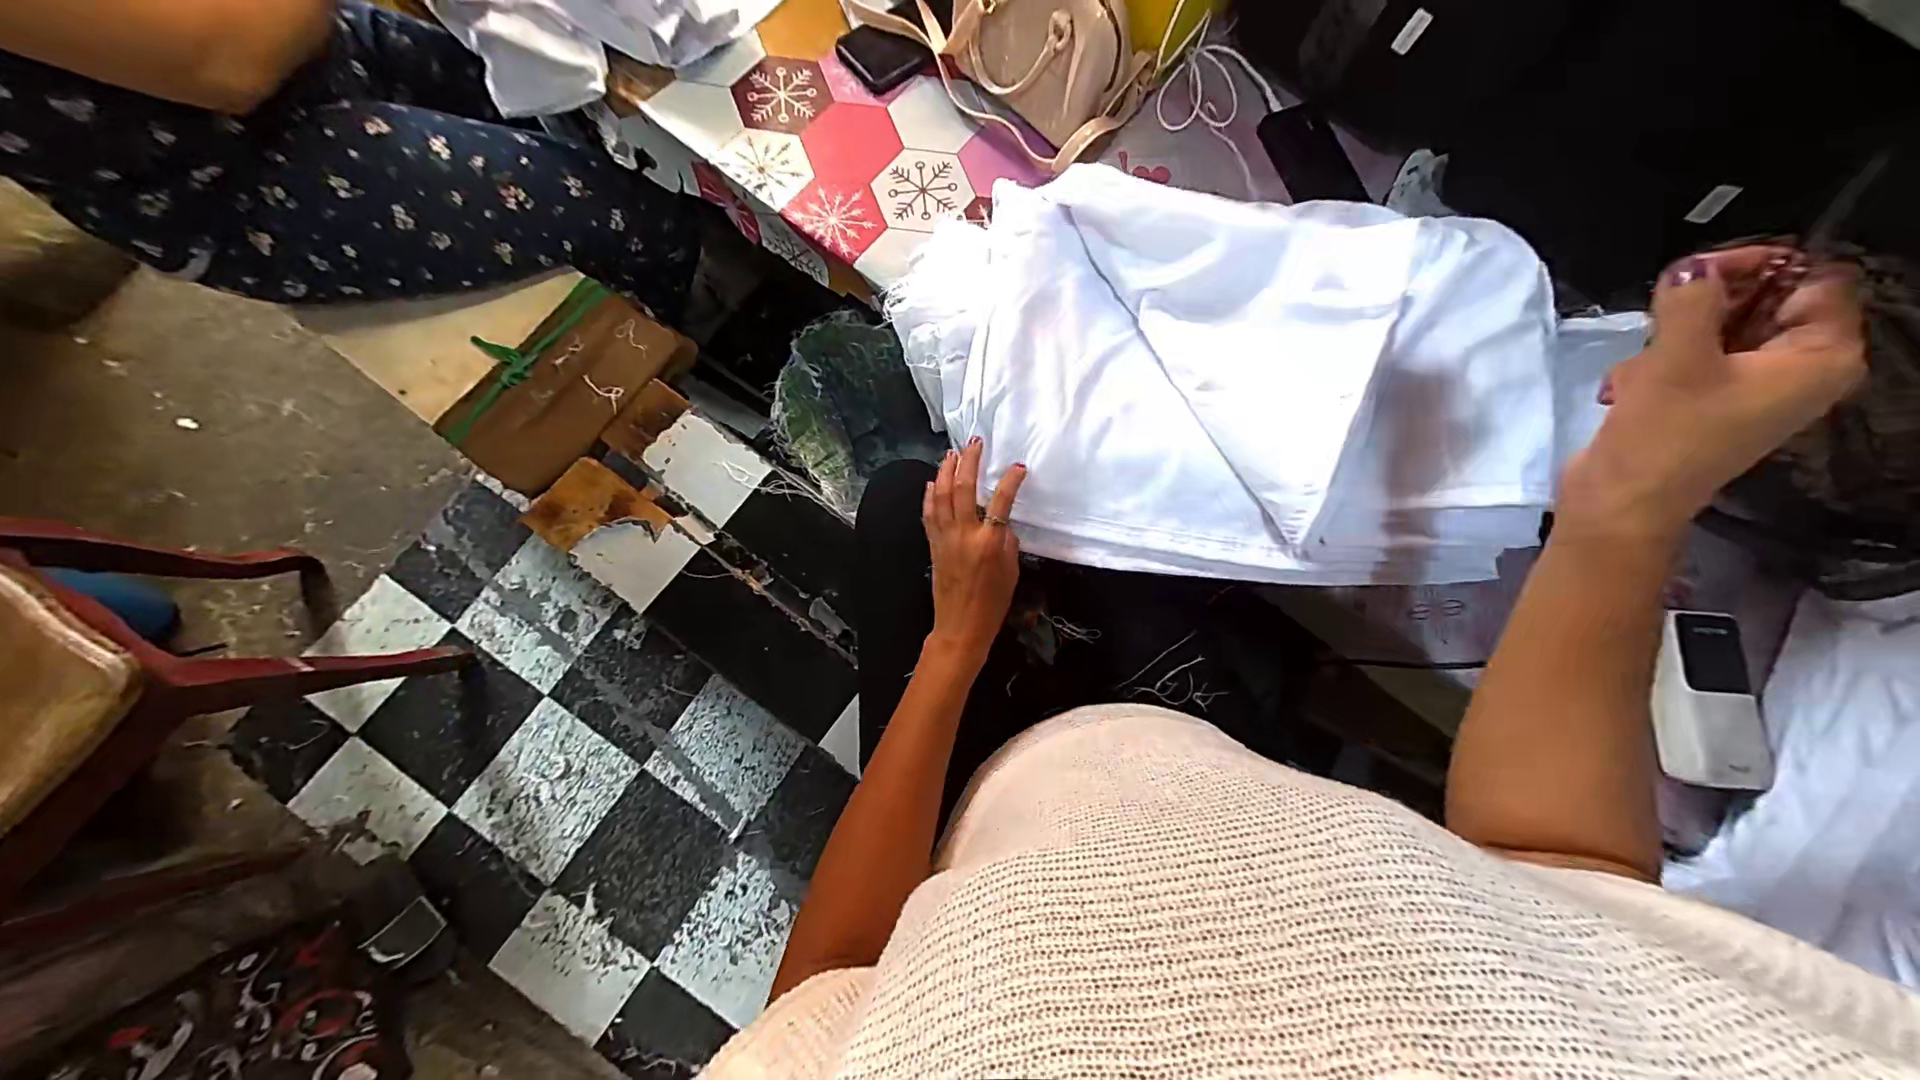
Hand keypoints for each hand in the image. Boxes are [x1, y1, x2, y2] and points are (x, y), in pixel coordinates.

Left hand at [923, 437, 1026, 667]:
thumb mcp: (1010, 570)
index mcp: (989, 542)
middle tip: (975, 444)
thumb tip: (1000, 523)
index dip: (1010, 480)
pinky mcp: (933, 544)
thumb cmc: (992, 603)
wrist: (961, 625)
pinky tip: (933, 482)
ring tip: (952, 454)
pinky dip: (930, 495)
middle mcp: (965, 534)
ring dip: (946, 471)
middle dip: (969, 462)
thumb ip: (1007, 541)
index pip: (1002, 501)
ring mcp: (945, 537)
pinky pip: (929, 513)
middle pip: (964, 488)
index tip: (1017, 467)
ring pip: (942, 495)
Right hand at [1560, 245, 1866, 543]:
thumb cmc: (1662, 434)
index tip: (1695, 271)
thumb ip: (1689, 302)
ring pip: (1717, 336)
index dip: (1759, 266)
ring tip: (1634, 371)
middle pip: (1764, 307)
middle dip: (1702, 310)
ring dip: (1666, 344)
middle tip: (1656, 318)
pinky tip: (1625, 389)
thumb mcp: (1675, 359)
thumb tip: (1691, 267)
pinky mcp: (1705, 407)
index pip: (1813, 281)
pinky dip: (1655, 369)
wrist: (1620, 502)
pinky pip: (1691, 366)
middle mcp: (1796, 372)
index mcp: (1819, 357)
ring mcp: (1749, 392)